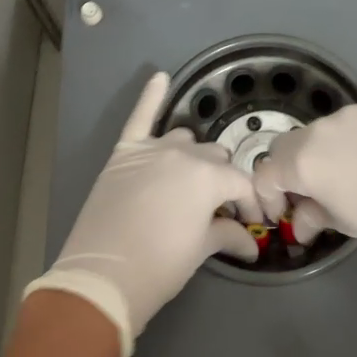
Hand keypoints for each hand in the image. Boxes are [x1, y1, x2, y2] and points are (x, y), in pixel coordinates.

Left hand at [25, 73, 260, 356]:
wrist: (102, 278)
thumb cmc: (159, 267)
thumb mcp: (200, 251)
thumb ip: (227, 235)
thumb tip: (251, 245)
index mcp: (209, 177)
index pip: (241, 183)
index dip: (251, 204)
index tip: (254, 223)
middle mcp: (183, 154)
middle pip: (214, 158)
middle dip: (223, 181)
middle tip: (220, 210)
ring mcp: (152, 150)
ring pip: (185, 140)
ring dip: (195, 156)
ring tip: (193, 181)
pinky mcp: (124, 154)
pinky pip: (140, 117)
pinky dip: (150, 96)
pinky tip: (159, 77)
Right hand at [252, 101, 356, 262]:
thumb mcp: (343, 223)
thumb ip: (312, 217)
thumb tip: (301, 223)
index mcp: (302, 162)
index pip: (266, 175)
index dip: (269, 197)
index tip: (284, 212)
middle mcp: (316, 131)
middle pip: (285, 146)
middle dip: (288, 169)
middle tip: (308, 191)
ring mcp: (344, 115)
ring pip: (317, 132)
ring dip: (318, 152)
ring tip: (342, 172)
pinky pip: (346, 123)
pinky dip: (347, 139)